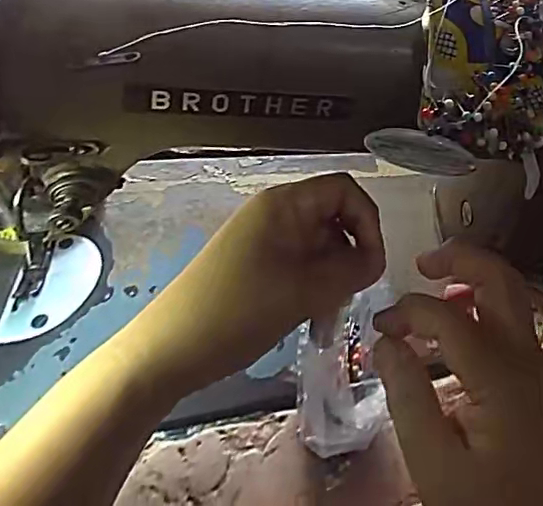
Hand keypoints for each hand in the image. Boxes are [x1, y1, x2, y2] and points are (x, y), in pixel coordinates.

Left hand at [128, 172, 384, 397]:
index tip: (373, 265)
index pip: (344, 190)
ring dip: (332, 276)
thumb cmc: (236, 311)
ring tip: (326, 318)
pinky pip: (298, 264)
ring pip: (318, 245)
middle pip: (333, 218)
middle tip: (350, 298)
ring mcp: (263, 237)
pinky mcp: (255, 263)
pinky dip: (312, 286)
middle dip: (350, 255)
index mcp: (285, 203)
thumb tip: (376, 261)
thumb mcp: (303, 291)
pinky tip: (309, 318)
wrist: (166, 351)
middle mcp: (276, 212)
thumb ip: (349, 271)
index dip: (367, 221)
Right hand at [372, 241, 542, 505]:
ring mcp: (529, 359)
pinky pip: (508, 309)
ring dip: (473, 271)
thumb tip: (386, 340)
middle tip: (421, 263)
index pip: (450, 318)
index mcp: (499, 376)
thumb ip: (408, 396)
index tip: (379, 325)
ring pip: (509, 288)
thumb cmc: (476, 499)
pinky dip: (481, 292)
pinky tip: (453, 307)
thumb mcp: (432, 460)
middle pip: (500, 278)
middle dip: (461, 258)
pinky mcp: (526, 367)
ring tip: (434, 277)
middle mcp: (522, 355)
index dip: (410, 311)